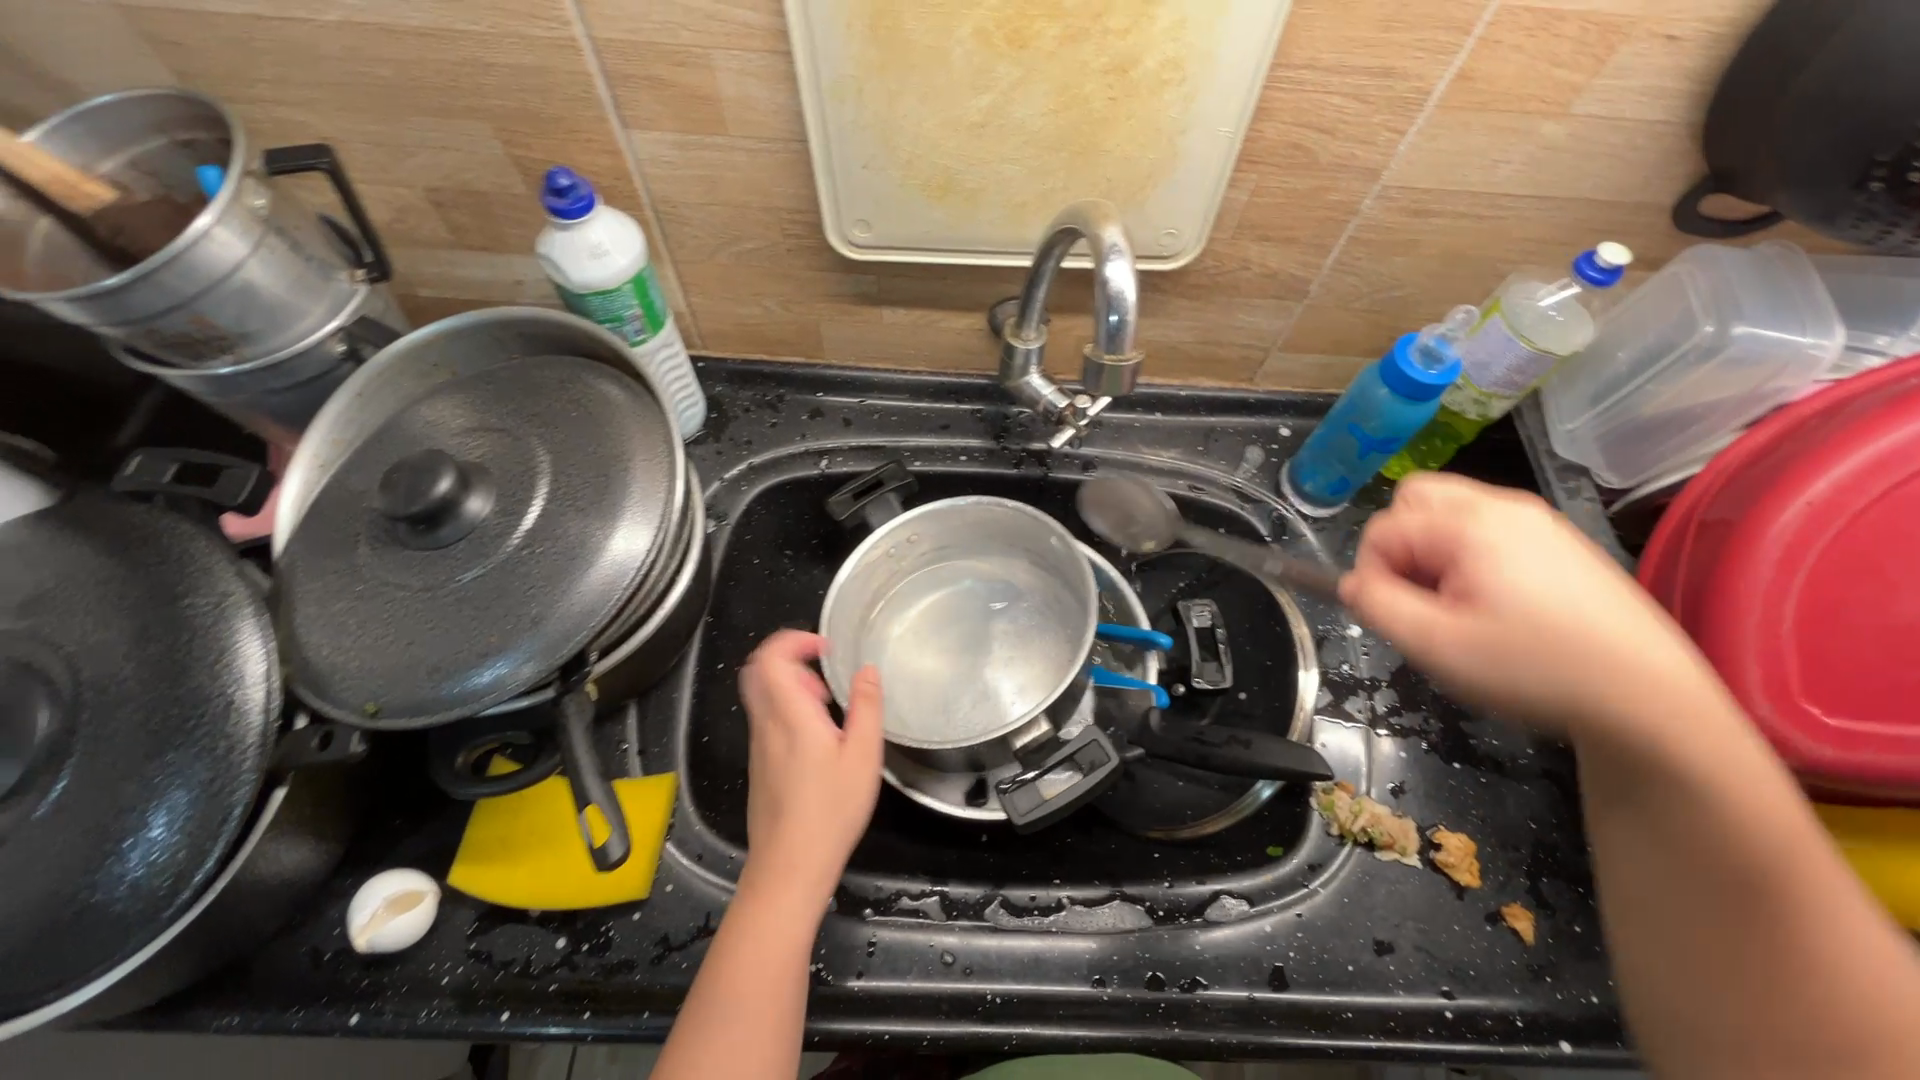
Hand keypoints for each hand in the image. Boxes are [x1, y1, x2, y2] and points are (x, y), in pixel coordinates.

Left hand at [737, 630, 883, 900]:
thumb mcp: (864, 756)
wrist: (789, 865)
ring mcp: (758, 746)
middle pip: (757, 671)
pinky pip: (766, 721)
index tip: (824, 647)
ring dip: (791, 687)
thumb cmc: (831, 810)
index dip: (793, 640)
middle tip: (823, 674)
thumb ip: (866, 707)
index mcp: (788, 714)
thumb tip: (867, 670)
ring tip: (828, 708)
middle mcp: (765, 725)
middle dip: (789, 659)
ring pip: (761, 697)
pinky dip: (788, 712)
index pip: (770, 657)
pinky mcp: (759, 766)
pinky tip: (819, 742)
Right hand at [1338, 472, 1724, 741]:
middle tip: (1420, 601)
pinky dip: (1470, 558)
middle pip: (1414, 499)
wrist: (1647, 698)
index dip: (1372, 572)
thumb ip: (1376, 605)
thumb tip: (1351, 584)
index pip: (1383, 526)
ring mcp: (1538, 522)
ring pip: (1450, 514)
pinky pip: (1487, 531)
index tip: (1397, 617)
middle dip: (1399, 547)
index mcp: (1470, 524)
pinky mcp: (1561, 543)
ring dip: (1432, 553)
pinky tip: (1497, 608)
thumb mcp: (1434, 646)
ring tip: (1456, 608)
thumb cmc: (1533, 669)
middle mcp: (1504, 507)